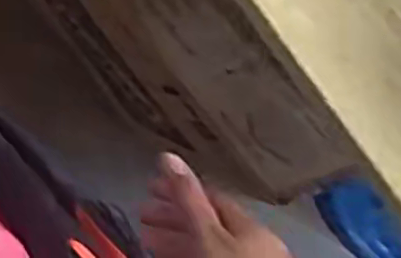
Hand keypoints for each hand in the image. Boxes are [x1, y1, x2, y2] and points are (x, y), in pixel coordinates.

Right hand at [141, 153, 292, 257]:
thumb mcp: (206, 233)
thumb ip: (187, 195)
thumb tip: (168, 154)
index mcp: (253, 229)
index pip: (211, 197)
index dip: (177, 188)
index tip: (148, 189)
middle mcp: (258, 246)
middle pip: (208, 221)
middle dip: (171, 215)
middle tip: (142, 215)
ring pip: (208, 244)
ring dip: (175, 237)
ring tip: (147, 239)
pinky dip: (186, 253)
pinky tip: (167, 255)